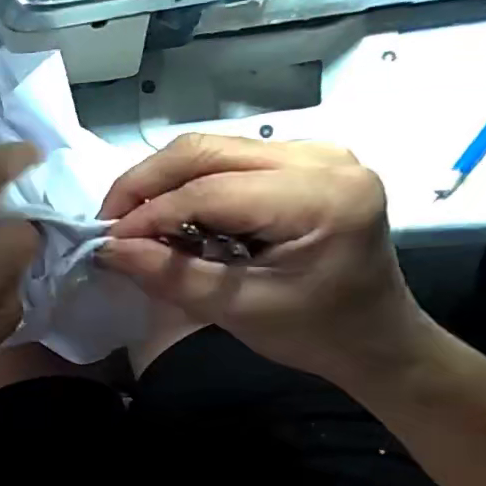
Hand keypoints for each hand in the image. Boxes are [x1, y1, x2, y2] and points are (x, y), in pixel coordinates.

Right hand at [97, 134, 433, 377]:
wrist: (377, 337)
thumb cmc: (317, 334)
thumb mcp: (240, 312)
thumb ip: (172, 275)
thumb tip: (110, 248)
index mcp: (321, 198)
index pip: (211, 191)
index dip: (150, 214)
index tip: (108, 242)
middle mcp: (322, 158)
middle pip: (206, 150)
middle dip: (147, 184)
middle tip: (111, 221)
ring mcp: (318, 151)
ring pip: (214, 148)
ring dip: (166, 182)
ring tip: (137, 221)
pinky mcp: (306, 158)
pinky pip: (231, 158)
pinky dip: (193, 184)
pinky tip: (176, 214)